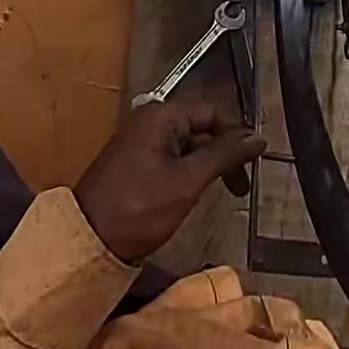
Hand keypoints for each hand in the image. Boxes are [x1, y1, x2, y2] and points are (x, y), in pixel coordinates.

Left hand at [74, 94, 265, 262]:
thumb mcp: (188, 181)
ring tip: (223, 193)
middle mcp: (150, 118)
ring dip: (208, 164)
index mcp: (161, 114)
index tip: (256, 161)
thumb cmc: (139, 208)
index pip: (211, 110)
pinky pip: (172, 154)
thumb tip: (257, 137)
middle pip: (200, 125)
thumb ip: (224, 155)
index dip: (237, 133)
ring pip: (188, 142)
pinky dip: (189, 170)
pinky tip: (196, 192)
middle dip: (224, 152)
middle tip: (241, 186)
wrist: (90, 237)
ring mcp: (141, 137)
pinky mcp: (136, 157)